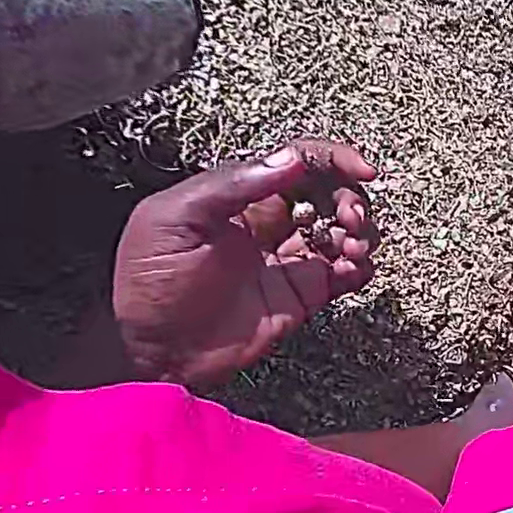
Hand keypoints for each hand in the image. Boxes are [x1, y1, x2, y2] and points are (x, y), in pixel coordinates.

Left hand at [110, 140, 379, 389]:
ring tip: (350, 248)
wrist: (154, 353)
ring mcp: (289, 260)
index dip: (334, 159)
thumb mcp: (174, 219)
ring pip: (343, 232)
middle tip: (350, 219)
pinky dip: (359, 268)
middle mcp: (271, 223)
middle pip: (330, 194)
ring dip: (361, 233)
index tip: (362, 169)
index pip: (298, 162)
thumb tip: (292, 160)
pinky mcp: (302, 295)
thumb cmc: (150, 283)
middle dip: (351, 199)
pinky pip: (344, 274)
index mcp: (242, 196)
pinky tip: (352, 270)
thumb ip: (232, 186)